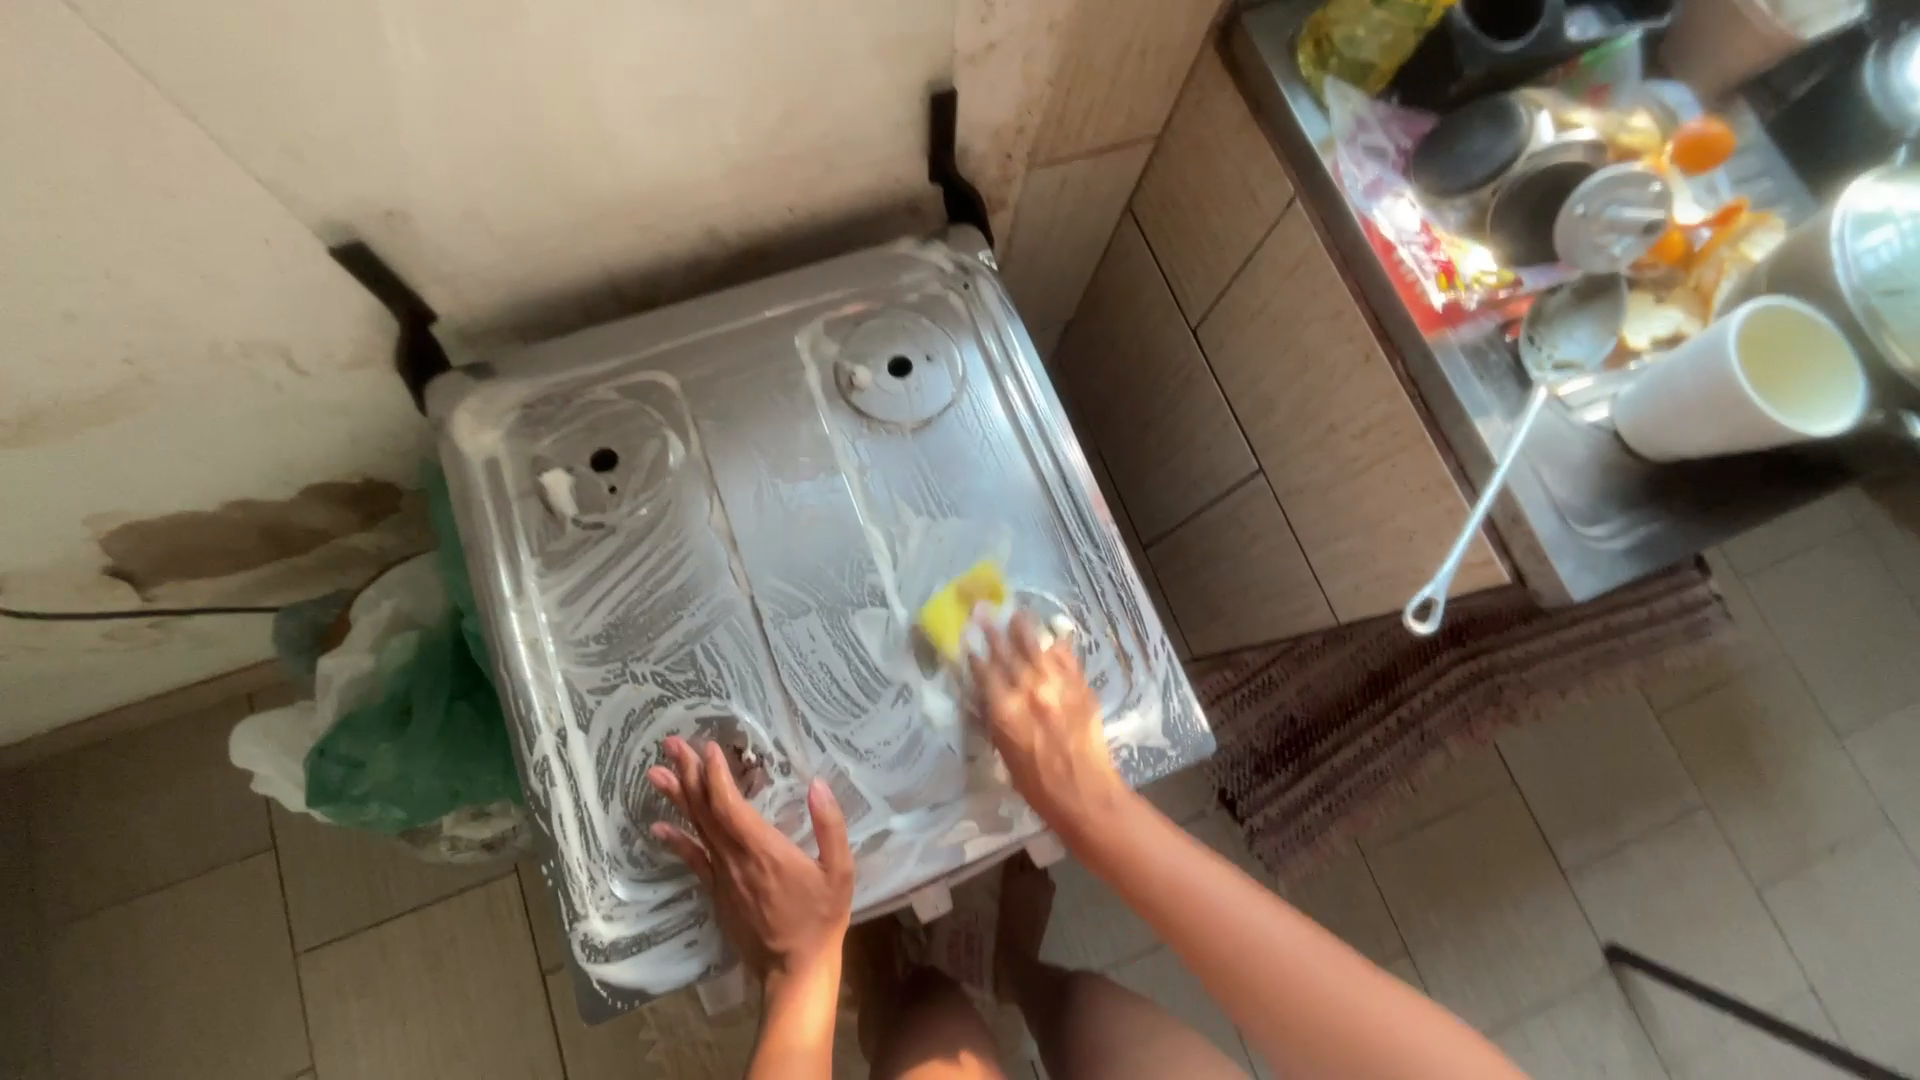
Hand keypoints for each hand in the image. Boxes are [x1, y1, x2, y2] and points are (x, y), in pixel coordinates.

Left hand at [647, 736, 853, 981]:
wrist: (794, 970)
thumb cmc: (821, 917)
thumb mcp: (840, 870)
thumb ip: (830, 825)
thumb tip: (818, 785)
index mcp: (764, 849)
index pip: (730, 804)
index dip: (716, 775)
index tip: (708, 747)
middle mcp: (735, 859)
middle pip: (704, 810)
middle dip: (688, 774)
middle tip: (671, 743)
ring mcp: (721, 877)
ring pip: (695, 829)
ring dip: (677, 798)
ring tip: (657, 772)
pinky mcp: (716, 893)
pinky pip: (693, 859)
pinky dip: (676, 840)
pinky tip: (659, 825)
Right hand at [969, 613, 1125, 842]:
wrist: (1085, 795)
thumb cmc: (1036, 784)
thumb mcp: (1003, 752)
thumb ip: (994, 719)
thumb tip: (983, 695)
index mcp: (1004, 710)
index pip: (984, 671)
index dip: (975, 653)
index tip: (968, 636)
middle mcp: (1028, 691)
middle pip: (1008, 652)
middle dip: (994, 630)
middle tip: (984, 609)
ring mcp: (1057, 686)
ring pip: (1037, 648)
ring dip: (1025, 629)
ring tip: (1018, 612)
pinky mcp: (1081, 688)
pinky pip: (1067, 659)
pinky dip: (1057, 646)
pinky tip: (1053, 636)